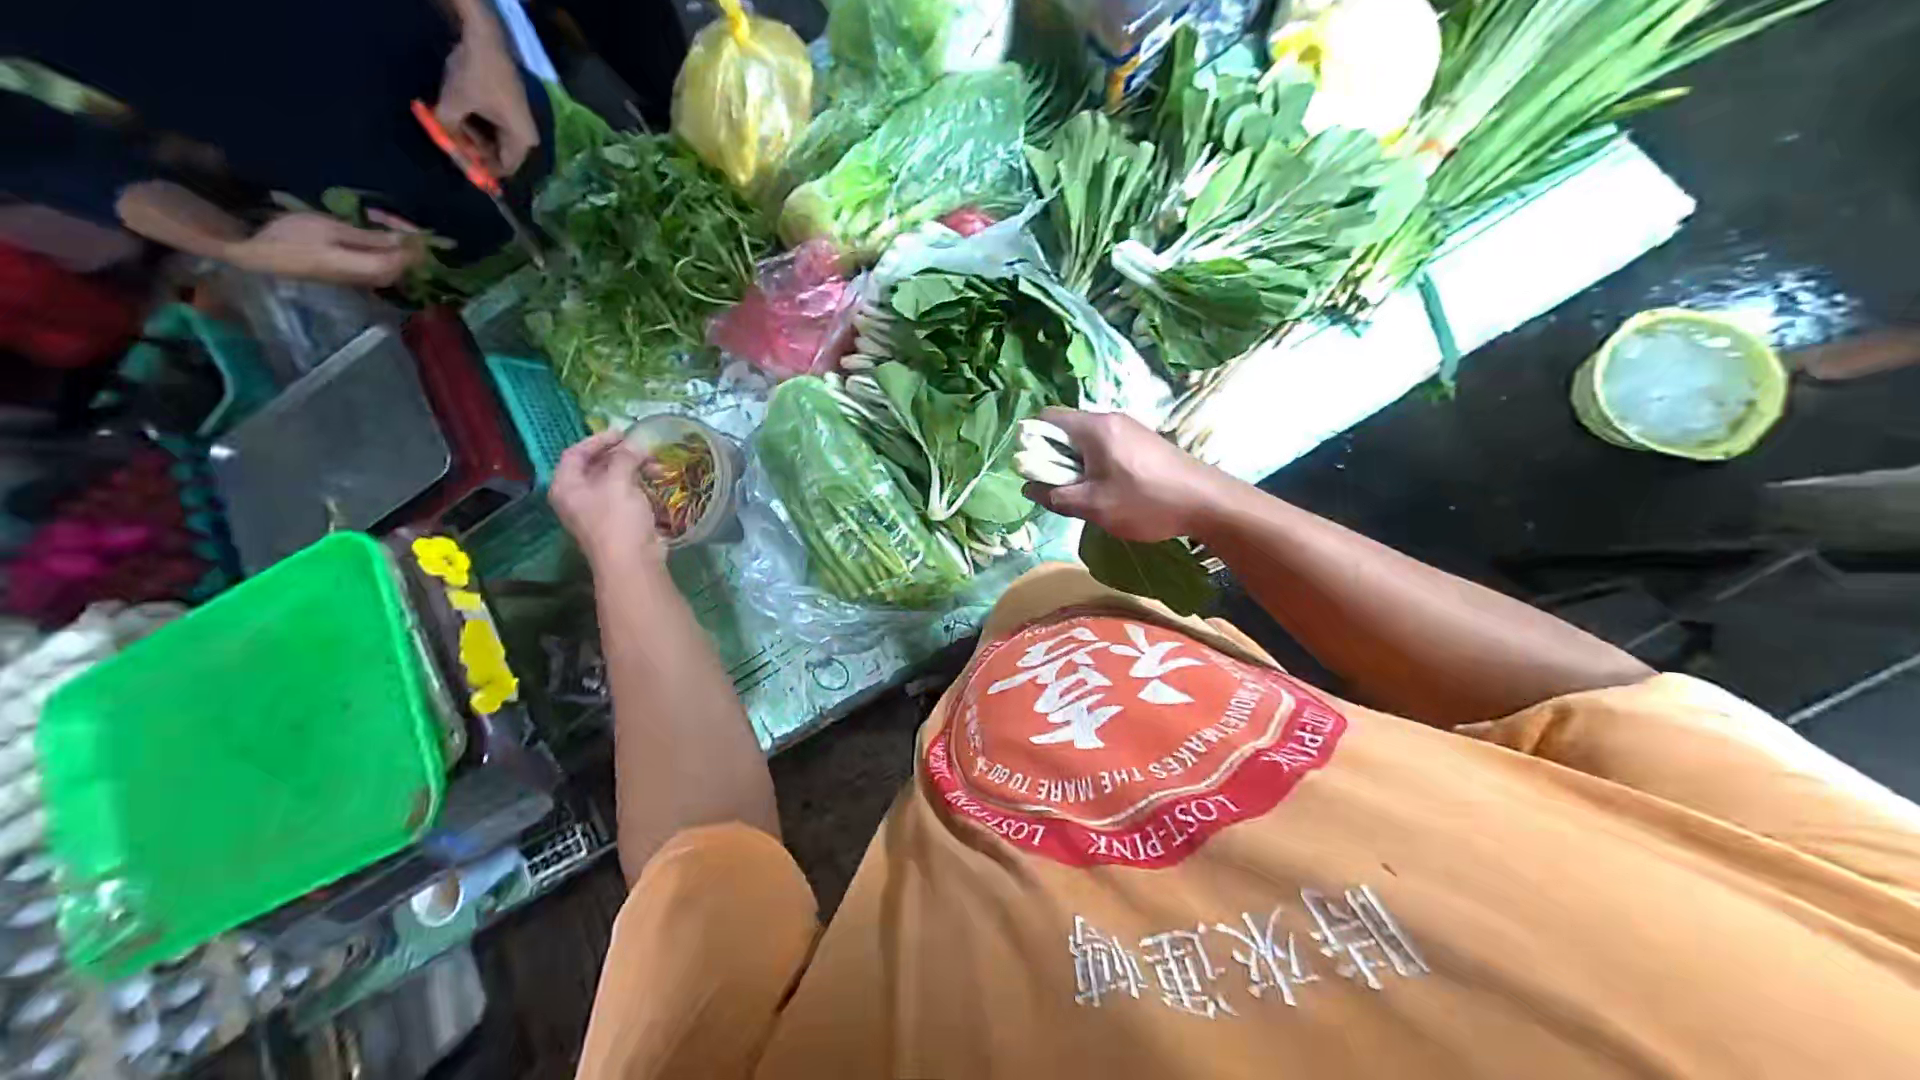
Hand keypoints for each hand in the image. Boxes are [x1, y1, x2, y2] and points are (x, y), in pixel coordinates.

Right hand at [221, 213, 422, 285]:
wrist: (260, 256)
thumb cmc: (292, 239)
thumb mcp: (331, 229)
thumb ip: (371, 237)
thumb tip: (404, 239)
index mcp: (375, 269)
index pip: (411, 257)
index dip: (414, 240)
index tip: (404, 222)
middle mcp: (377, 280)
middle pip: (408, 261)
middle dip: (404, 238)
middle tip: (384, 216)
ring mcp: (368, 281)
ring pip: (396, 262)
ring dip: (392, 241)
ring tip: (376, 219)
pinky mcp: (358, 277)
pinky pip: (382, 263)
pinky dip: (381, 246)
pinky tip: (369, 231)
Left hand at [435, 25, 538, 176]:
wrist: (486, 39)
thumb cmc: (476, 76)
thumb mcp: (454, 103)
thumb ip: (448, 129)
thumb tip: (445, 142)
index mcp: (522, 141)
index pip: (504, 168)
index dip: (481, 169)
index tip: (460, 164)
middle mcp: (527, 136)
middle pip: (500, 154)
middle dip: (475, 150)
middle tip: (452, 142)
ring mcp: (521, 121)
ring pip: (496, 139)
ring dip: (474, 135)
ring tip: (452, 124)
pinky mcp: (513, 109)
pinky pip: (496, 126)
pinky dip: (478, 124)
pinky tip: (462, 115)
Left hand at [549, 432, 662, 566]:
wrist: (632, 563)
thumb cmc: (617, 519)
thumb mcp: (619, 481)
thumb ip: (626, 457)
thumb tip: (636, 444)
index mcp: (566, 486)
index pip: (576, 453)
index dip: (598, 440)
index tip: (624, 433)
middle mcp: (577, 498)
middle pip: (595, 467)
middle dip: (622, 456)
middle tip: (644, 450)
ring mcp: (597, 512)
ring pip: (614, 482)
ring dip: (635, 471)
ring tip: (658, 469)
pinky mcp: (617, 524)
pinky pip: (626, 498)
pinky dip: (640, 488)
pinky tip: (657, 486)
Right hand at [1023, 409, 1235, 542]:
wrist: (1206, 502)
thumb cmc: (1145, 501)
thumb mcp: (1093, 505)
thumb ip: (1055, 496)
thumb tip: (1029, 488)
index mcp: (1094, 427)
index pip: (1046, 418)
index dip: (1031, 441)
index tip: (1034, 470)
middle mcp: (1110, 419)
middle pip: (1065, 429)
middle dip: (1053, 457)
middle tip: (1059, 488)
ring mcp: (1129, 429)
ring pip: (1086, 440)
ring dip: (1076, 464)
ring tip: (1085, 494)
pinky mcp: (1143, 442)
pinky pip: (1106, 446)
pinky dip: (1096, 465)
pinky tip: (1108, 491)